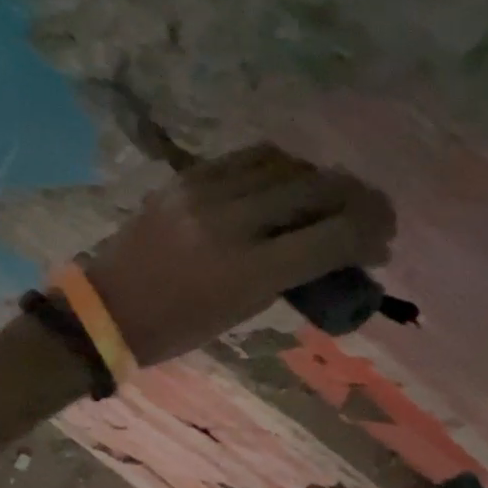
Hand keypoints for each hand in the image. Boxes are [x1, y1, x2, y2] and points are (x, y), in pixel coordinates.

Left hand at [85, 145, 394, 364]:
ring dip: (319, 179)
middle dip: (359, 201)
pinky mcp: (185, 178)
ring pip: (287, 164)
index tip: (383, 241)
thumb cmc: (173, 329)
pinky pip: (248, 158)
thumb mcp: (240, 313)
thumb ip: (290, 275)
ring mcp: (204, 193)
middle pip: (318, 190)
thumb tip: (337, 246)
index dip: (372, 234)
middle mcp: (230, 223)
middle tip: (371, 215)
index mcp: (246, 273)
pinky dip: (279, 167)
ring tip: (329, 198)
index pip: (332, 237)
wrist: (103, 310)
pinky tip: (288, 181)